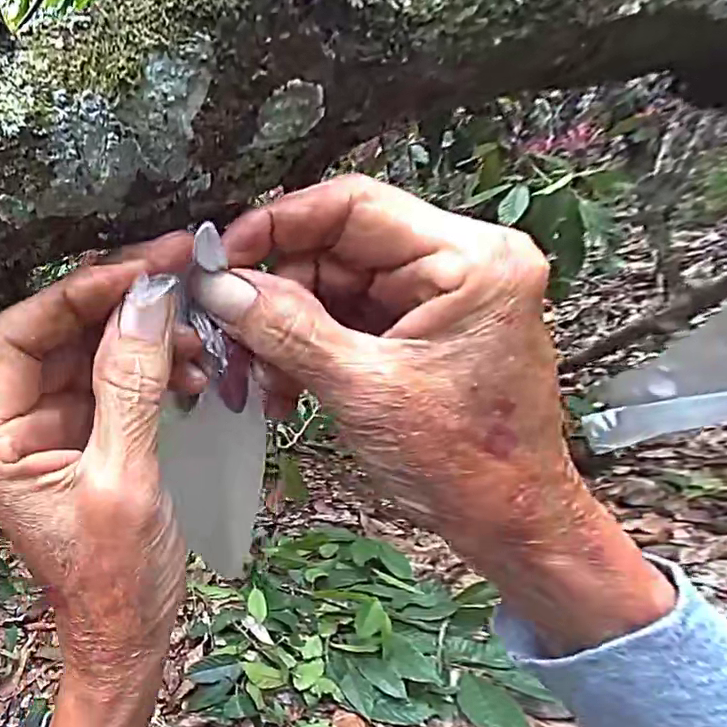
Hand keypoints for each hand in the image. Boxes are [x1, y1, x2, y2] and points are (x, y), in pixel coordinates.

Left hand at [0, 232, 198, 726]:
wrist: (128, 638)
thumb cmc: (117, 581)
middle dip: (117, 307)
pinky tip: (189, 372)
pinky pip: (115, 386)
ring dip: (142, 339)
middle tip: (178, 277)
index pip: (20, 336)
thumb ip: (131, 387)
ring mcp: (53, 435)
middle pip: (57, 339)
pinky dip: (151, 370)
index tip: (138, 269)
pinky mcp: (88, 443)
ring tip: (196, 342)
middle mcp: (15, 431)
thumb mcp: (125, 480)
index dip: (75, 293)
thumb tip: (146, 300)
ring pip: (91, 357)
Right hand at [192, 176, 673, 653]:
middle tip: (231, 331)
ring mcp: (427, 305)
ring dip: (280, 334)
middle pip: (331, 252)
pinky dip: (298, 355)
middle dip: (273, 297)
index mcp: (468, 261)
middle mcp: (451, 269)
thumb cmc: (467, 462)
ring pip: (324, 293)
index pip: (353, 206)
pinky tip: (283, 388)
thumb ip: (287, 330)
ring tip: (264, 379)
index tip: (224, 256)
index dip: (277, 225)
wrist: (502, 520)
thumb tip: (225, 288)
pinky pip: (333, 326)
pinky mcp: (406, 337)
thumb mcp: (362, 389)